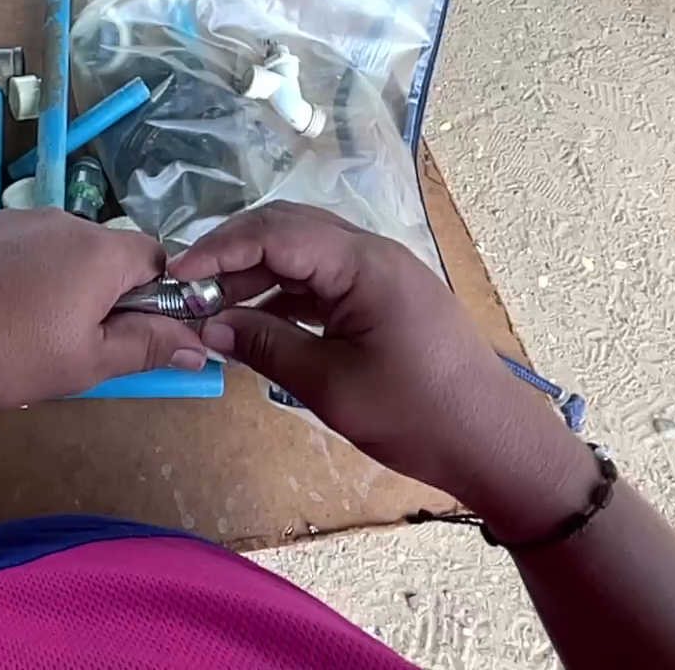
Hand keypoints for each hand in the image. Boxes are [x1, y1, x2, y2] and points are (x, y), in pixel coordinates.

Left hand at [0, 208, 210, 417]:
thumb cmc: (5, 354)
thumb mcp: (85, 362)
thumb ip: (147, 346)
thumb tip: (197, 341)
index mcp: (100, 249)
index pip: (157, 257)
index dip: (154, 296)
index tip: (130, 334)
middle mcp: (64, 219)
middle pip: (108, 253)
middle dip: (105, 295)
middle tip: (74, 344)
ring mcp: (17, 219)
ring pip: (63, 252)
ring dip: (63, 285)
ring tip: (24, 332)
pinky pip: (23, 248)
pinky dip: (24, 276)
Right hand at [169, 203, 594, 536]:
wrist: (498, 446)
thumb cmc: (418, 415)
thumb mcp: (331, 385)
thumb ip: (266, 345)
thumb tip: (210, 326)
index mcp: (362, 263)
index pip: (275, 233)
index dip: (220, 248)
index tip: (177, 272)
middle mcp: (369, 252)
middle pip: (285, 228)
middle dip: (232, 251)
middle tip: (189, 281)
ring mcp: (376, 270)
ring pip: (299, 250)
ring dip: (254, 271)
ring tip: (213, 301)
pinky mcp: (377, 293)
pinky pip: (318, 276)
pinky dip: (280, 291)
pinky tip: (254, 316)